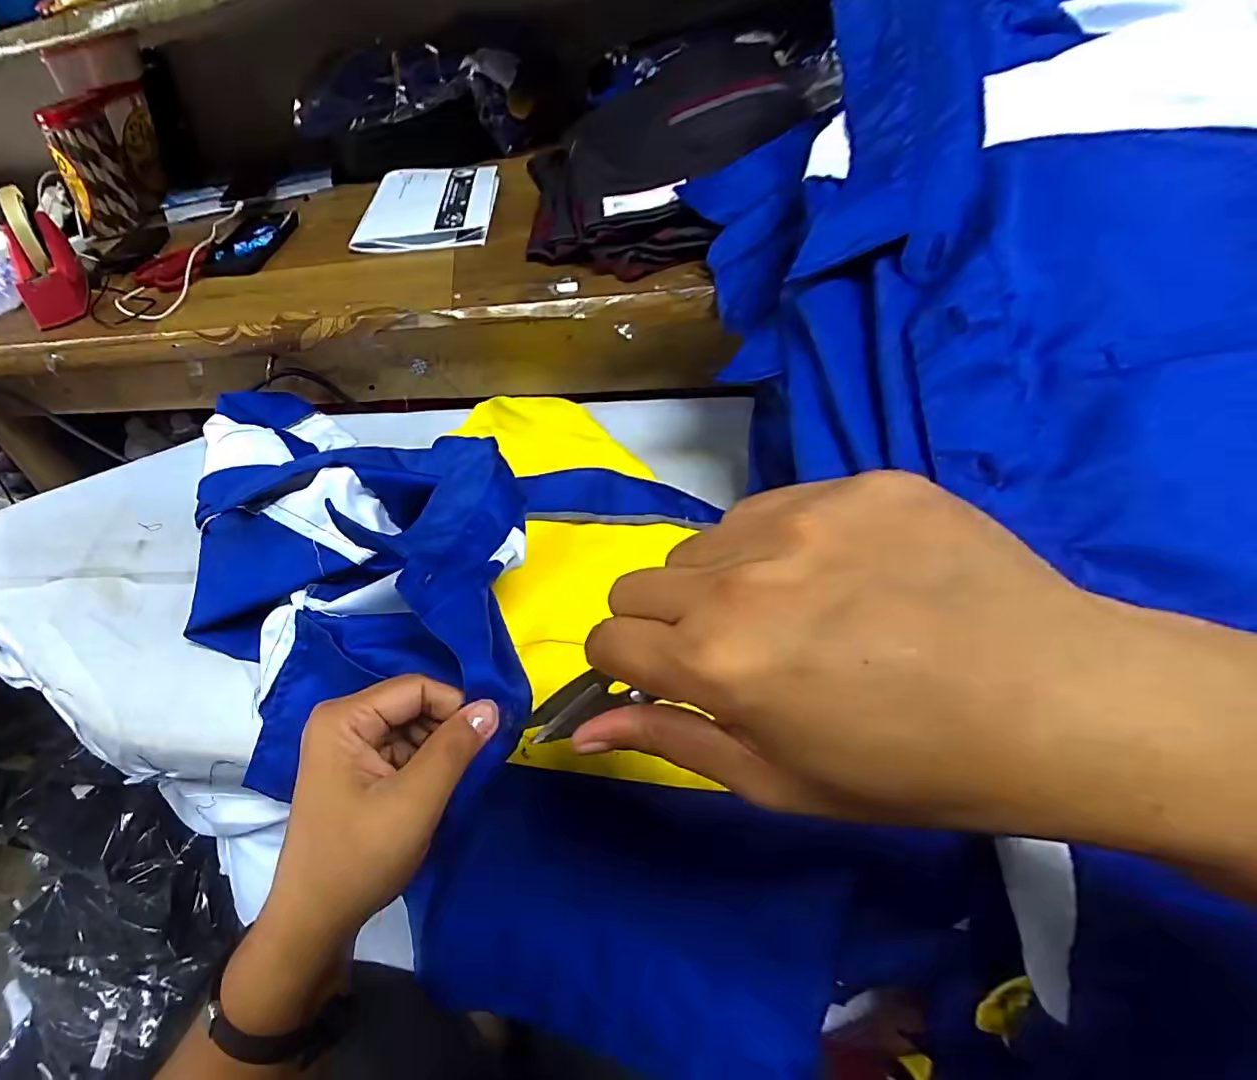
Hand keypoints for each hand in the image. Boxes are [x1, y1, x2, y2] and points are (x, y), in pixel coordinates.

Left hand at [201, 679, 496, 1049]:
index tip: (495, 734)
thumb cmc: (360, 857)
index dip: (456, 705)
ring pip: (407, 729)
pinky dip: (423, 765)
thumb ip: (454, 750)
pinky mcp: (352, 769)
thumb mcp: (414, 802)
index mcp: (343, 717)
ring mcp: (343, 745)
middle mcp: (339, 720)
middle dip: (447, 728)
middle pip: (409, 705)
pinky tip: (440, 790)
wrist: (315, 915)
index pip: (413, 688)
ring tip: (462, 781)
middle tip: (483, 762)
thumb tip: (491, 707)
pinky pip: (397, 751)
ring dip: (438, 749)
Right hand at [575, 470, 1256, 853]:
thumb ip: (667, 741)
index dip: (625, 662)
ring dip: (717, 580)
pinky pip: (762, 509)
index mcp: (714, 660)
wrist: (1080, 707)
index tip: (663, 674)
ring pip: (694, 546)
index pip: (605, 638)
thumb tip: (576, 730)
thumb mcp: (778, 780)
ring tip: (793, 607)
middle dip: (659, 620)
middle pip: (633, 585)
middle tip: (729, 646)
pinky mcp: (852, 487)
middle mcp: (736, 583)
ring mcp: (796, 523)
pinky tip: (839, 572)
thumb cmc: (912, 766)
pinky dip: (775, 543)